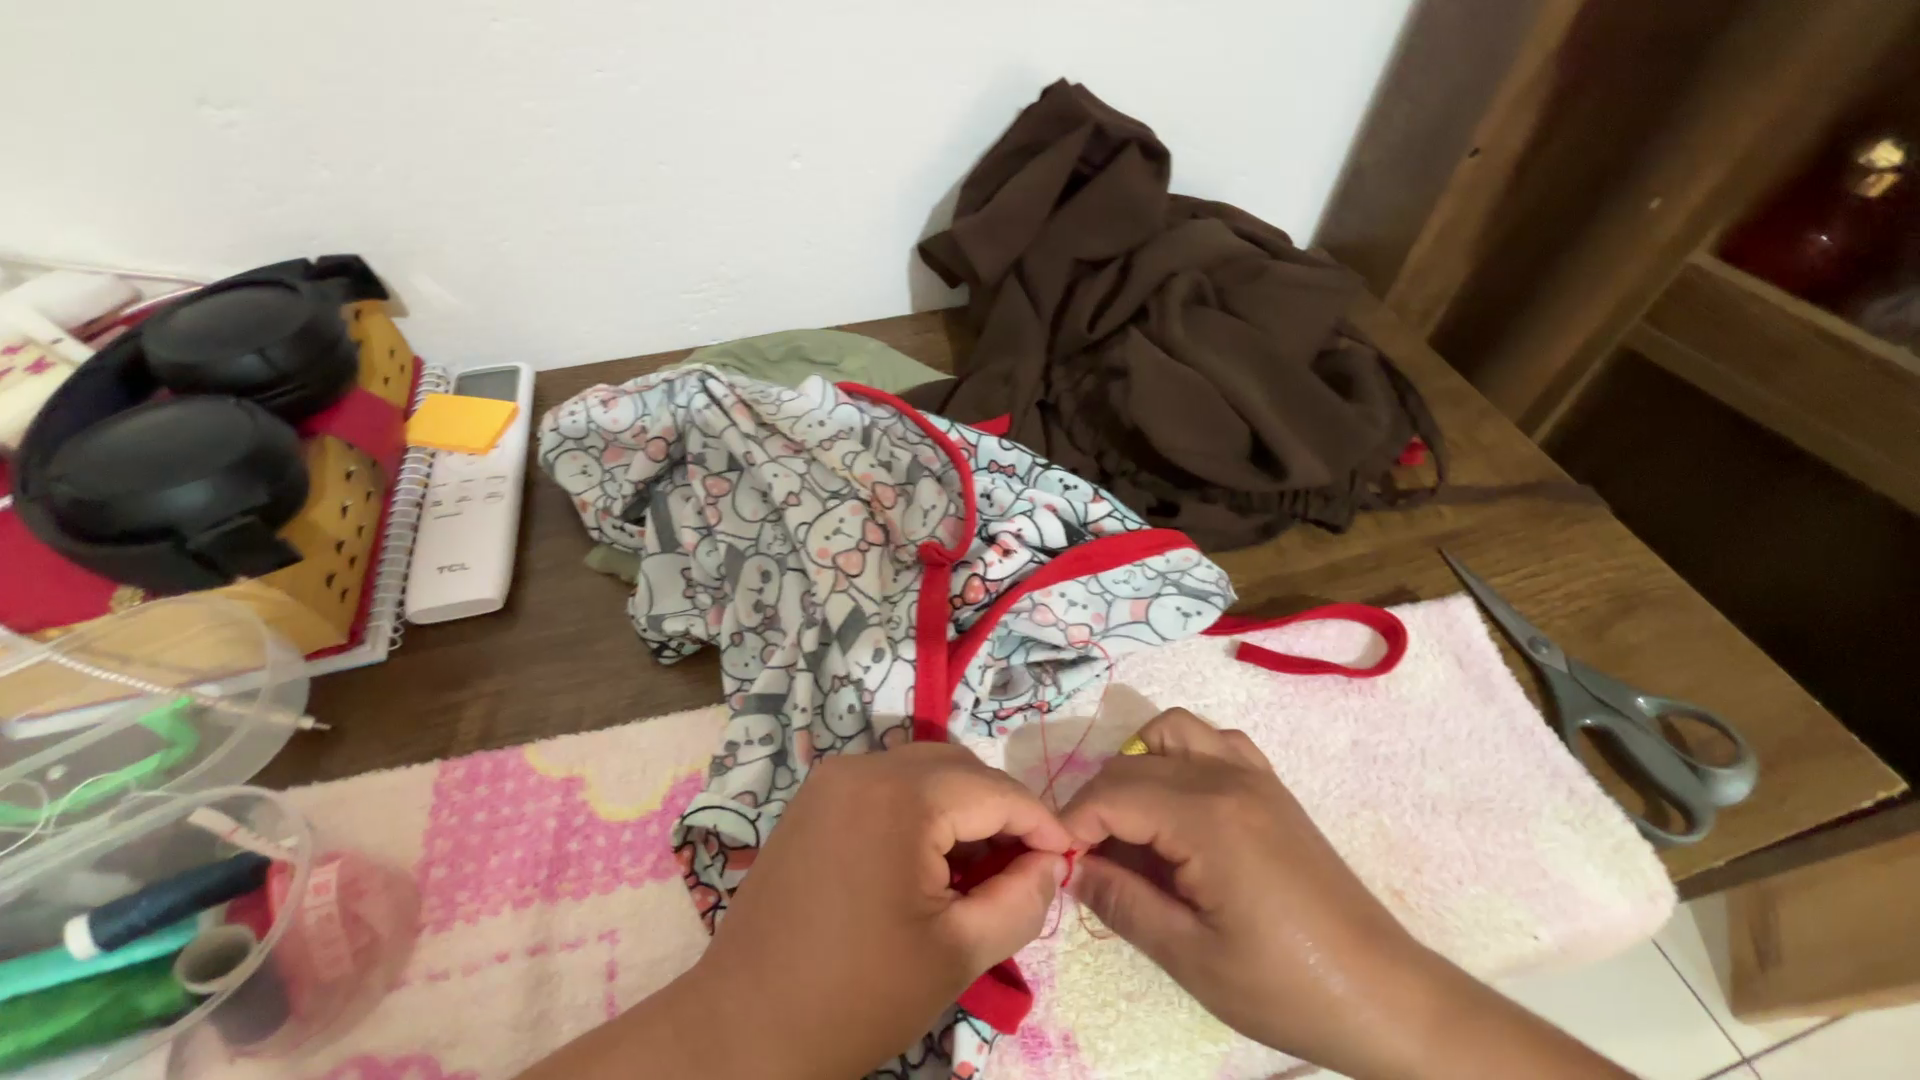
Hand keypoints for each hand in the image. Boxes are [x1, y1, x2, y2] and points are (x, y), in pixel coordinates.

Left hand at [689, 741, 1071, 1079]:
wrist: (746, 1027)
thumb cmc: (858, 995)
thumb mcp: (959, 953)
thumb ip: (1022, 899)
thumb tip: (1048, 862)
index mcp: (900, 797)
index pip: (994, 790)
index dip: (1040, 822)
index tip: (1067, 858)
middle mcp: (862, 768)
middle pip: (958, 769)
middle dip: (1000, 811)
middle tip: (1024, 867)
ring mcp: (830, 781)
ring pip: (922, 773)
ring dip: (961, 809)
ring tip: (980, 869)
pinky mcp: (812, 802)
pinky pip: (886, 787)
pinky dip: (920, 811)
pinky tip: (929, 862)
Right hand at [1060, 708, 1430, 1074]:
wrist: (1381, 994)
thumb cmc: (1283, 985)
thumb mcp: (1189, 956)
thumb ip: (1121, 902)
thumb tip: (1072, 867)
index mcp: (1206, 818)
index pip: (1112, 794)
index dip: (1073, 824)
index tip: (1057, 863)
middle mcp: (1228, 778)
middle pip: (1133, 764)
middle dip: (1097, 804)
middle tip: (1088, 862)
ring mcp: (1254, 776)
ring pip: (1172, 732)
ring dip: (1137, 766)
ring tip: (1130, 825)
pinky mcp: (1272, 788)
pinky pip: (1216, 742)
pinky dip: (1183, 756)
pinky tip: (1181, 806)